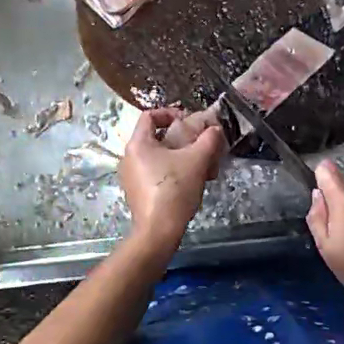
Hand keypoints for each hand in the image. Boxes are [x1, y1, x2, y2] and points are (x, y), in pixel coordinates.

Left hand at [121, 107, 226, 247]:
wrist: (158, 230)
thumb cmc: (174, 190)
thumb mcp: (197, 161)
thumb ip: (208, 140)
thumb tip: (215, 129)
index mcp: (137, 144)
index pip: (149, 116)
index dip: (170, 113)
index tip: (190, 122)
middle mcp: (129, 157)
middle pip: (156, 137)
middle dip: (183, 139)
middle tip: (201, 146)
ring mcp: (130, 176)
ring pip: (158, 157)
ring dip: (182, 157)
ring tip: (203, 167)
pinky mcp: (136, 191)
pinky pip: (155, 172)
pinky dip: (173, 171)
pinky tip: (192, 183)